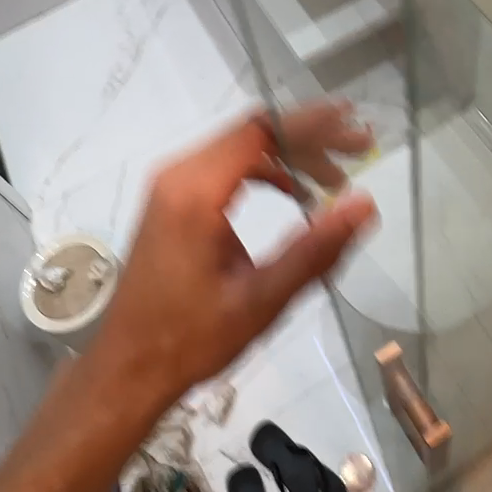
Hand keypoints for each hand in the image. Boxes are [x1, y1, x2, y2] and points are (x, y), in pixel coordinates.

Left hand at [88, 101, 377, 409]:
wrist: (127, 367)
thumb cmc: (191, 339)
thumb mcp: (261, 300)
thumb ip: (315, 250)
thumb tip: (364, 204)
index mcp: (195, 191)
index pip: (262, 130)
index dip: (312, 124)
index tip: (355, 126)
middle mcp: (178, 173)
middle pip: (254, 131)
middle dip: (310, 137)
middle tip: (359, 150)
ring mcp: (171, 183)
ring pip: (241, 145)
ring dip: (290, 155)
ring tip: (334, 182)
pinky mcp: (172, 197)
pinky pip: (225, 165)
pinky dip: (264, 170)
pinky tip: (294, 194)